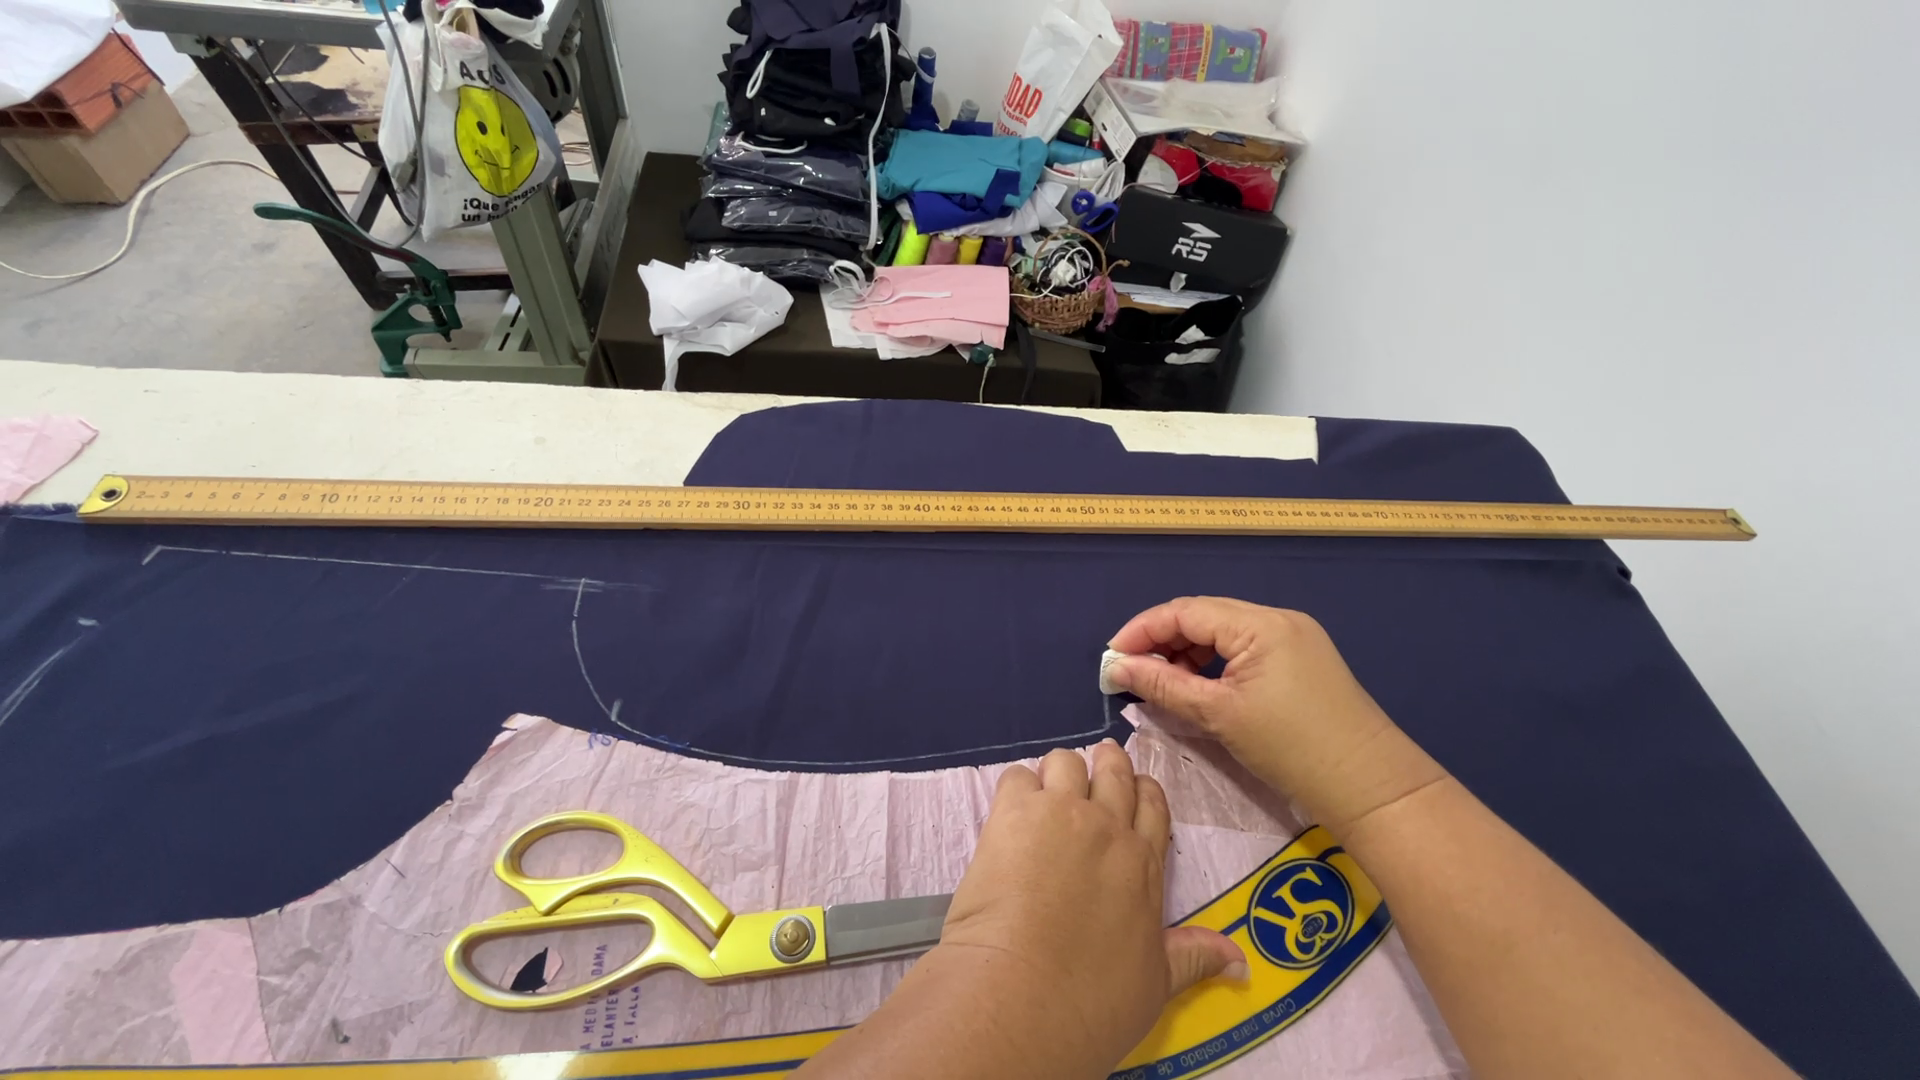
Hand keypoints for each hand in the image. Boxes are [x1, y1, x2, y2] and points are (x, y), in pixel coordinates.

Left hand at [936, 742, 1245, 1070]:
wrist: (1027, 994)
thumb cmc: (1094, 1000)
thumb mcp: (1155, 983)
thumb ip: (1192, 957)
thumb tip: (1240, 959)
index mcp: (1144, 865)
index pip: (1153, 805)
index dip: (1142, 791)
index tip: (1132, 789)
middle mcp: (1108, 828)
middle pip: (1114, 772)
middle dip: (1106, 763)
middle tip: (1093, 767)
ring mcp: (1062, 814)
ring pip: (1065, 762)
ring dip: (1058, 773)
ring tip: (1046, 793)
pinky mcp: (1015, 812)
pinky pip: (1018, 776)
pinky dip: (1016, 789)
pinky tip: (1009, 813)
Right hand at [1105, 597, 1446, 834]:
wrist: (1370, 786)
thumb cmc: (1290, 748)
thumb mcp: (1218, 715)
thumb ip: (1164, 685)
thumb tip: (1118, 667)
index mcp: (1260, 624)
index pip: (1185, 611)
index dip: (1142, 630)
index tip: (1111, 659)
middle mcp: (1278, 619)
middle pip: (1204, 616)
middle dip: (1162, 640)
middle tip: (1130, 672)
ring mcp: (1294, 637)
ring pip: (1223, 631)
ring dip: (1186, 651)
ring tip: (1160, 681)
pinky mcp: (1302, 658)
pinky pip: (1244, 647)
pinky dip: (1214, 662)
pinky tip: (1198, 684)